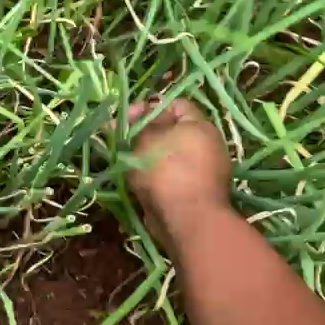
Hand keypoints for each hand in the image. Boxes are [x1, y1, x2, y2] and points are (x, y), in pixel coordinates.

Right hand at [125, 97, 232, 231]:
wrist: (186, 219)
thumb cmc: (166, 170)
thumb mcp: (148, 137)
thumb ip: (142, 121)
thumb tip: (141, 113)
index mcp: (200, 127)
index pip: (175, 104)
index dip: (148, 107)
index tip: (127, 119)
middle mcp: (206, 145)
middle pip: (169, 129)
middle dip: (141, 132)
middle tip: (118, 139)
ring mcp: (202, 170)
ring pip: (166, 152)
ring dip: (143, 154)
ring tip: (121, 159)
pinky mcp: (192, 190)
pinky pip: (168, 173)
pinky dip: (152, 173)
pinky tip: (133, 177)